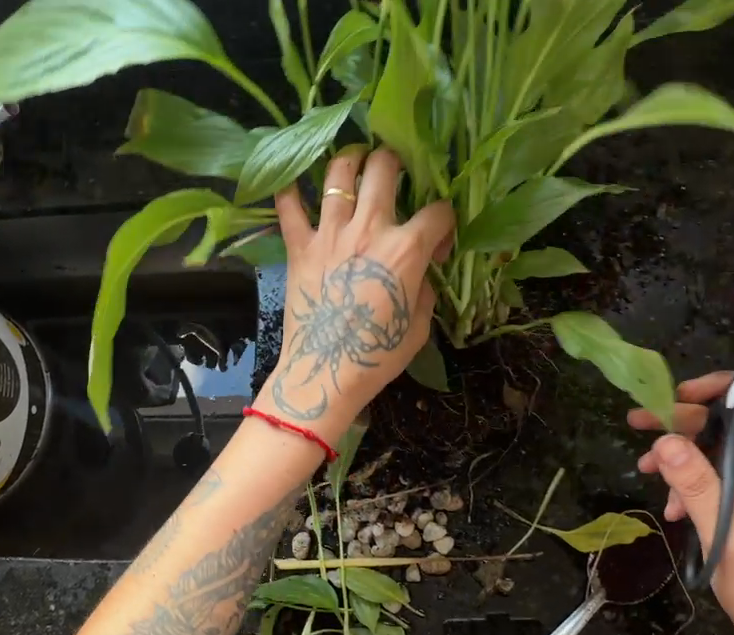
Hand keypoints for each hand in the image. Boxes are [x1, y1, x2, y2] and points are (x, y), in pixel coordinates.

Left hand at [257, 147, 455, 443]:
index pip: (438, 211)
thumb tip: (422, 273)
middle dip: (396, 162)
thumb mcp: (418, 327)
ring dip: (349, 160)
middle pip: (385, 167)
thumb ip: (424, 289)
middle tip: (395, 173)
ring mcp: (330, 234)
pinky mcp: (299, 247)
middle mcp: (369, 229)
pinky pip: (289, 205)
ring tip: (354, 162)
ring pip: (339, 172)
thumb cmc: (376, 358)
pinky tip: (293, 180)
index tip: (440, 241)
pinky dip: (289, 188)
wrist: (325, 374)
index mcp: (406, 249)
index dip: (445, 222)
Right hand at [631, 373, 733, 634]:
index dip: (726, 388)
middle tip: (639, 424)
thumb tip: (663, 442)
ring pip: (720, 452)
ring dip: (682, 456)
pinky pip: (717, 480)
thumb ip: (696, 485)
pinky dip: (690, 485)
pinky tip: (671, 508)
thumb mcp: (725, 532)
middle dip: (686, 422)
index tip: (680, 397)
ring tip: (645, 470)